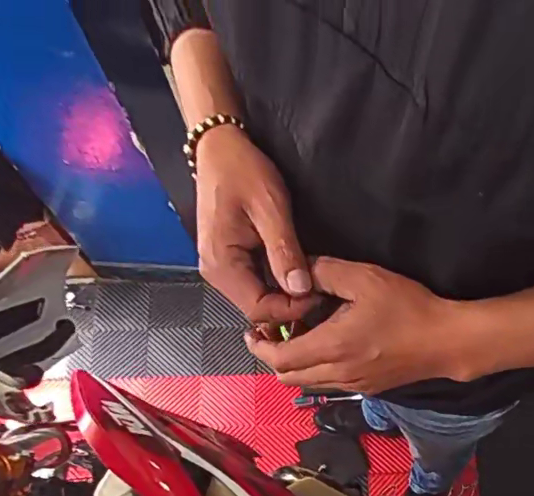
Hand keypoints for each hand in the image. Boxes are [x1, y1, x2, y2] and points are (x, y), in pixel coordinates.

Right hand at [194, 123, 316, 323]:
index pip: (259, 309)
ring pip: (257, 301)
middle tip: (317, 291)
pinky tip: (291, 275)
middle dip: (288, 307)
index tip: (316, 297)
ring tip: (307, 283)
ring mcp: (220, 270)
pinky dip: (275, 287)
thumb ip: (285, 252)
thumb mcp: (270, 208)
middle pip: (257, 310)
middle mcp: (216, 273)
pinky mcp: (229, 264)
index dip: (290, 310)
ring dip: (283, 298)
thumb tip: (301, 289)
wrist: (219, 148)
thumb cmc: (240, 169)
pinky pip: (255, 286)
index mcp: (222, 263)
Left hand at [245, 258, 484, 394]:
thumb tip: (299, 271)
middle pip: (287, 378)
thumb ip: (326, 272)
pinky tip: (325, 346)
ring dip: (294, 365)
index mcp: (332, 347)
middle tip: (272, 332)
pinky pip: (327, 384)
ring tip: (296, 337)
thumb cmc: (408, 308)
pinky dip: (314, 370)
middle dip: (272, 357)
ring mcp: (351, 385)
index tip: (252, 330)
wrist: (444, 342)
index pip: (279, 359)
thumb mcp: (364, 279)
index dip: (259, 347)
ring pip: (306, 384)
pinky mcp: (365, 388)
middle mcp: (337, 374)